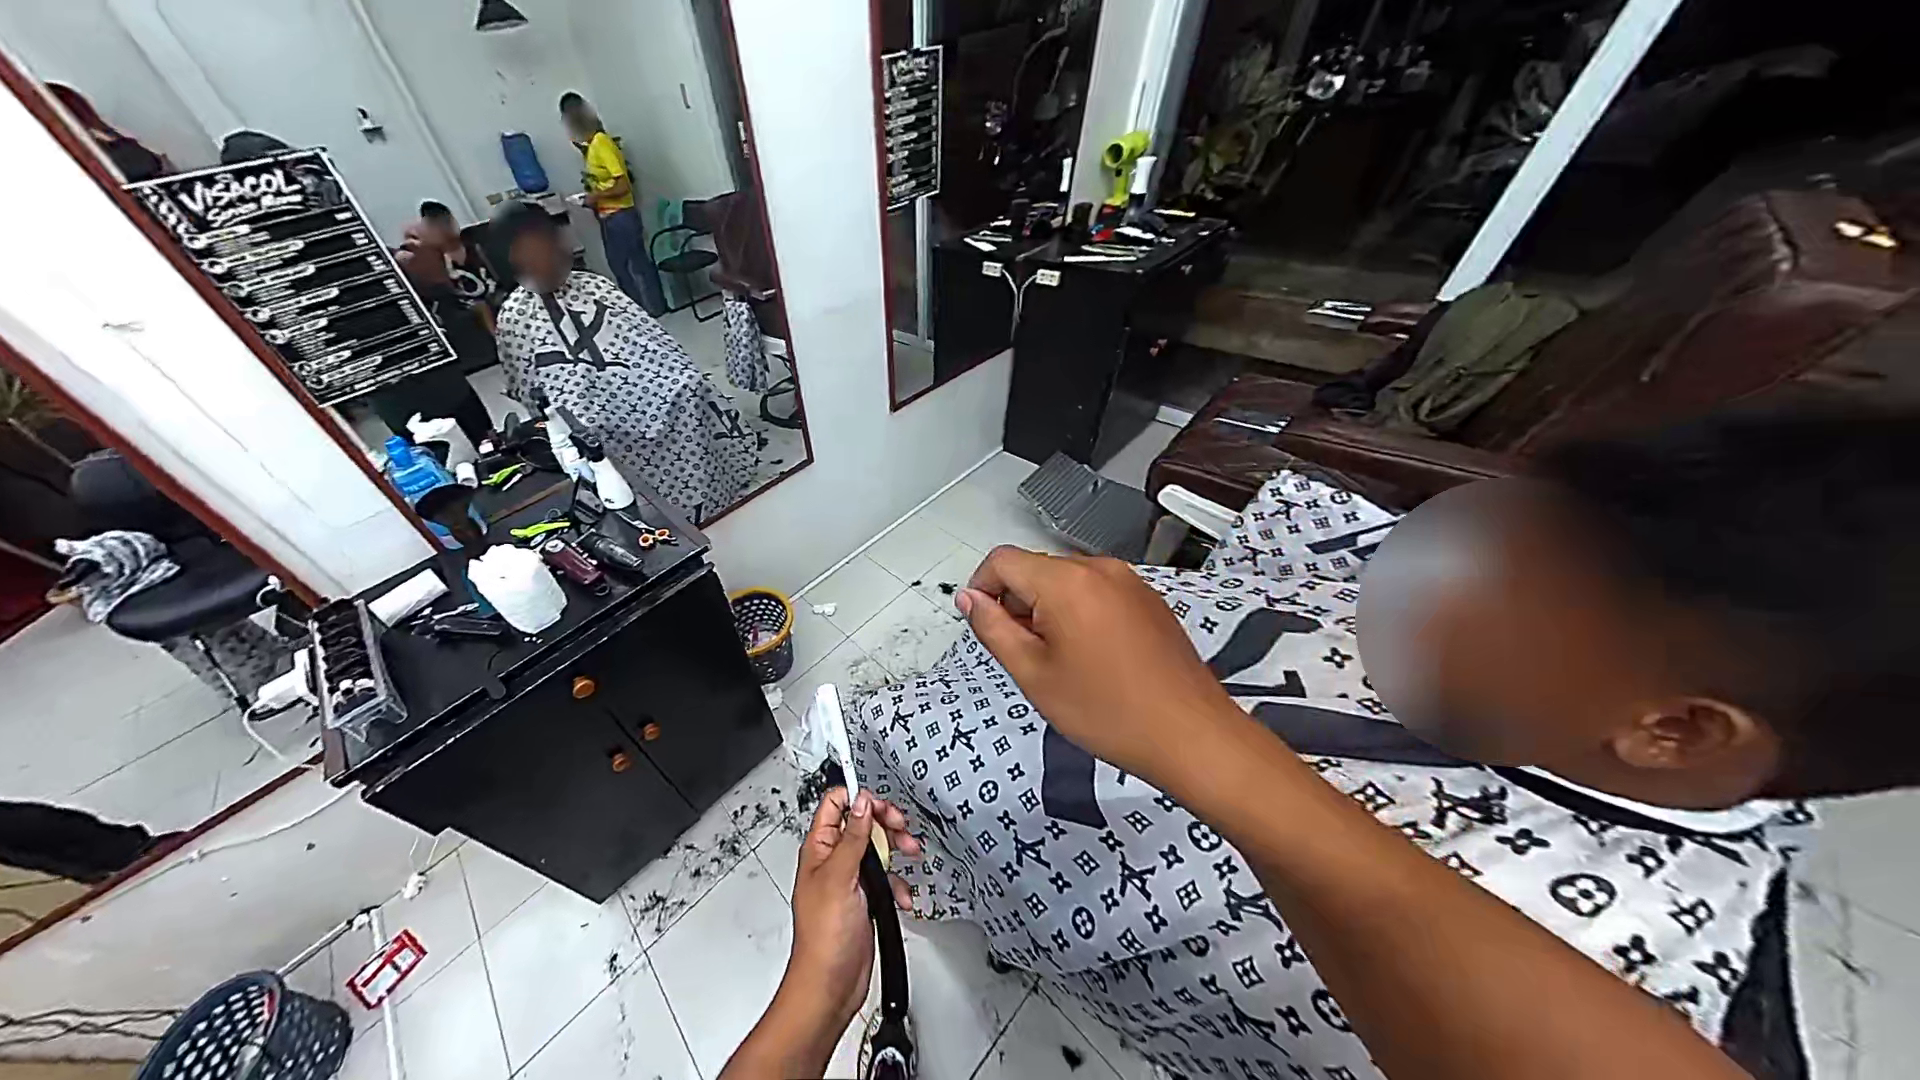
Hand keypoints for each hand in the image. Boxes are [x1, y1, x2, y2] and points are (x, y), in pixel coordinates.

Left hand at [784, 788, 917, 1032]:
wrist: (831, 986)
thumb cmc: (822, 939)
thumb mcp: (839, 876)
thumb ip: (853, 836)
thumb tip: (862, 802)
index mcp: (819, 848)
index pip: (836, 804)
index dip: (858, 797)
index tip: (879, 800)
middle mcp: (834, 860)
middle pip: (863, 822)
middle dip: (885, 822)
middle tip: (900, 827)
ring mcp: (850, 879)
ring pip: (878, 848)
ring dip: (897, 849)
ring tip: (910, 852)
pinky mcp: (865, 897)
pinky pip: (886, 877)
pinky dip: (898, 883)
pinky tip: (900, 895)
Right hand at [957, 547, 1240, 783]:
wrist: (1188, 733)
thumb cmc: (1118, 712)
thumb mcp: (1033, 674)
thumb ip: (993, 628)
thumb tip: (972, 600)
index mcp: (1067, 583)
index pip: (1002, 560)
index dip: (981, 587)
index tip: (981, 617)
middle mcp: (1100, 570)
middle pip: (1034, 568)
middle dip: (1017, 603)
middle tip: (1023, 652)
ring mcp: (1127, 582)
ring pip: (1065, 581)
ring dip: (1048, 610)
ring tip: (1062, 661)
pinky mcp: (1144, 598)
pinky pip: (1096, 591)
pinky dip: (1079, 613)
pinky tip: (1090, 657)